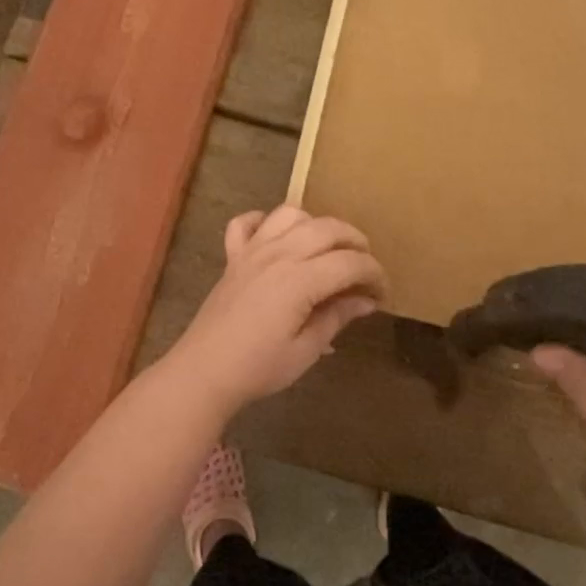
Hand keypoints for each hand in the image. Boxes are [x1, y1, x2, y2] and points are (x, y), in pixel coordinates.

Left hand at [162, 205, 387, 414]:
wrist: (203, 371)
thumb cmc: (258, 368)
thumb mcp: (306, 350)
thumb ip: (337, 318)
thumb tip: (366, 301)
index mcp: (300, 280)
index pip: (349, 262)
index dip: (374, 274)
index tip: (382, 293)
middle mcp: (278, 254)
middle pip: (327, 228)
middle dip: (355, 241)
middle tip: (365, 268)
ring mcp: (252, 251)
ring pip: (290, 214)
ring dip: (315, 224)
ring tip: (326, 248)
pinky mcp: (232, 257)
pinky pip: (245, 223)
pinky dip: (263, 221)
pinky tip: (275, 238)